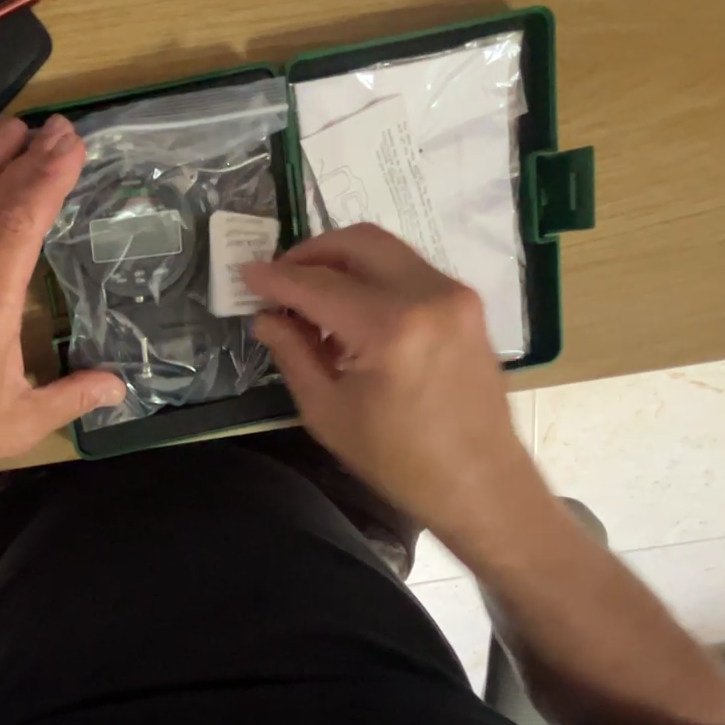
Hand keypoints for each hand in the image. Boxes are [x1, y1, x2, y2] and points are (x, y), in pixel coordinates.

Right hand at [240, 224, 545, 536]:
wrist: (479, 482)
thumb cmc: (397, 460)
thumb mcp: (327, 412)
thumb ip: (293, 354)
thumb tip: (266, 318)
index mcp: (390, 328)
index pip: (318, 285)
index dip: (276, 278)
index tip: (245, 273)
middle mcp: (428, 295)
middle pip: (357, 242)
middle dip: (310, 253)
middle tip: (278, 277)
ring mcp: (454, 294)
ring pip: (385, 249)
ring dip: (341, 262)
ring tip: (309, 297)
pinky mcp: (466, 304)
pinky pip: (407, 270)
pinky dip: (370, 276)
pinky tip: (349, 312)